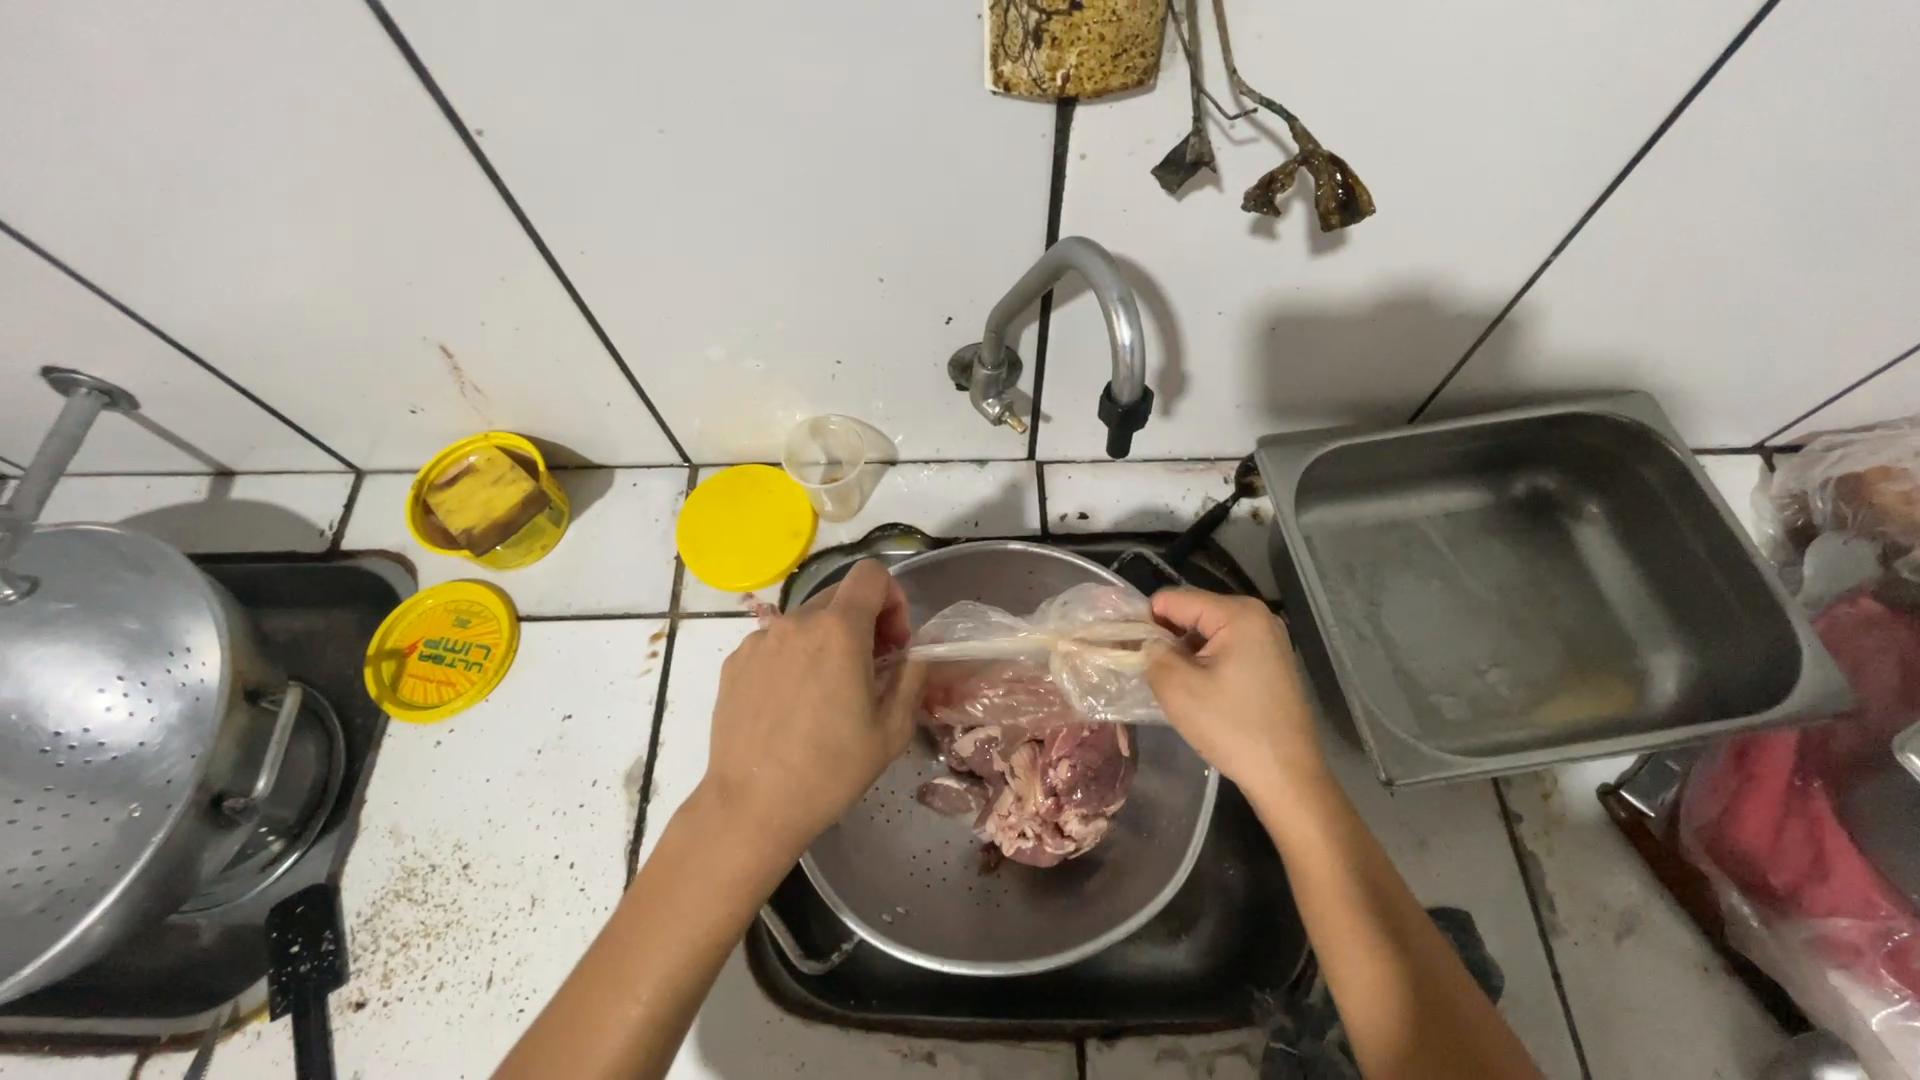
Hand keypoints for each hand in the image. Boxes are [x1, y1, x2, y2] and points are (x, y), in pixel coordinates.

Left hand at [694, 560, 926, 863]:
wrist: (752, 806)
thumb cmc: (831, 770)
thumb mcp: (893, 729)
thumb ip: (912, 676)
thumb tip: (916, 653)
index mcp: (838, 630)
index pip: (872, 574)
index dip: (893, 599)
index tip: (894, 643)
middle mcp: (795, 623)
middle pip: (840, 596)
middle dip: (864, 623)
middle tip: (870, 671)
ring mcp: (759, 641)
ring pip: (806, 622)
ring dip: (827, 642)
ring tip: (828, 693)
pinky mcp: (734, 663)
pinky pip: (776, 644)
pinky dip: (794, 659)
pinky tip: (792, 706)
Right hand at [1147, 589, 1326, 800]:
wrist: (1287, 775)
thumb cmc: (1231, 727)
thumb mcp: (1176, 687)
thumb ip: (1150, 651)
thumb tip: (1143, 640)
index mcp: (1237, 613)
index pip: (1173, 599)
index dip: (1144, 622)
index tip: (1130, 652)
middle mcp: (1258, 616)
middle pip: (1193, 612)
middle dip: (1167, 638)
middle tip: (1152, 673)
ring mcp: (1270, 639)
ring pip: (1208, 632)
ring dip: (1186, 653)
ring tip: (1176, 686)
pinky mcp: (1273, 662)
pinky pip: (1227, 648)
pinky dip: (1207, 663)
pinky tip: (1202, 692)